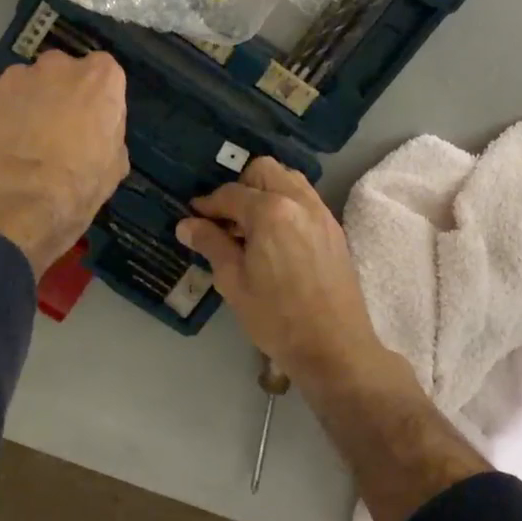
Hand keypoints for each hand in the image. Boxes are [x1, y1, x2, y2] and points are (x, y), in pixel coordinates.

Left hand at [0, 51, 128, 275]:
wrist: (24, 198)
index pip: (101, 72)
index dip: (93, 97)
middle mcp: (58, 65)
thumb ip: (107, 132)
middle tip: (54, 127)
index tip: (89, 118)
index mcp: (99, 76)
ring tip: (22, 140)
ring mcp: (17, 76)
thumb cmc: (81, 183)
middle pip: (60, 71)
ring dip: (26, 102)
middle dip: (58, 92)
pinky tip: (0, 145)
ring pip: (24, 83)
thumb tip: (96, 133)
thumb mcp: (114, 162)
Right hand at [176, 157, 384, 382]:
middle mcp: (299, 202)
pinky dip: (285, 204)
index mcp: (270, 212)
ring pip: (289, 180)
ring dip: (265, 192)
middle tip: (226, 219)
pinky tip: (274, 238)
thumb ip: (211, 244)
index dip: (208, 205)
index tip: (194, 218)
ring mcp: (321, 213)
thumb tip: (186, 224)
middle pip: (264, 171)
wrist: (334, 348)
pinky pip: (305, 200)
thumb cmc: (276, 318)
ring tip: (250, 227)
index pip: (230, 194)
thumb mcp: (233, 282)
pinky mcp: (334, 229)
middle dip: (240, 187)